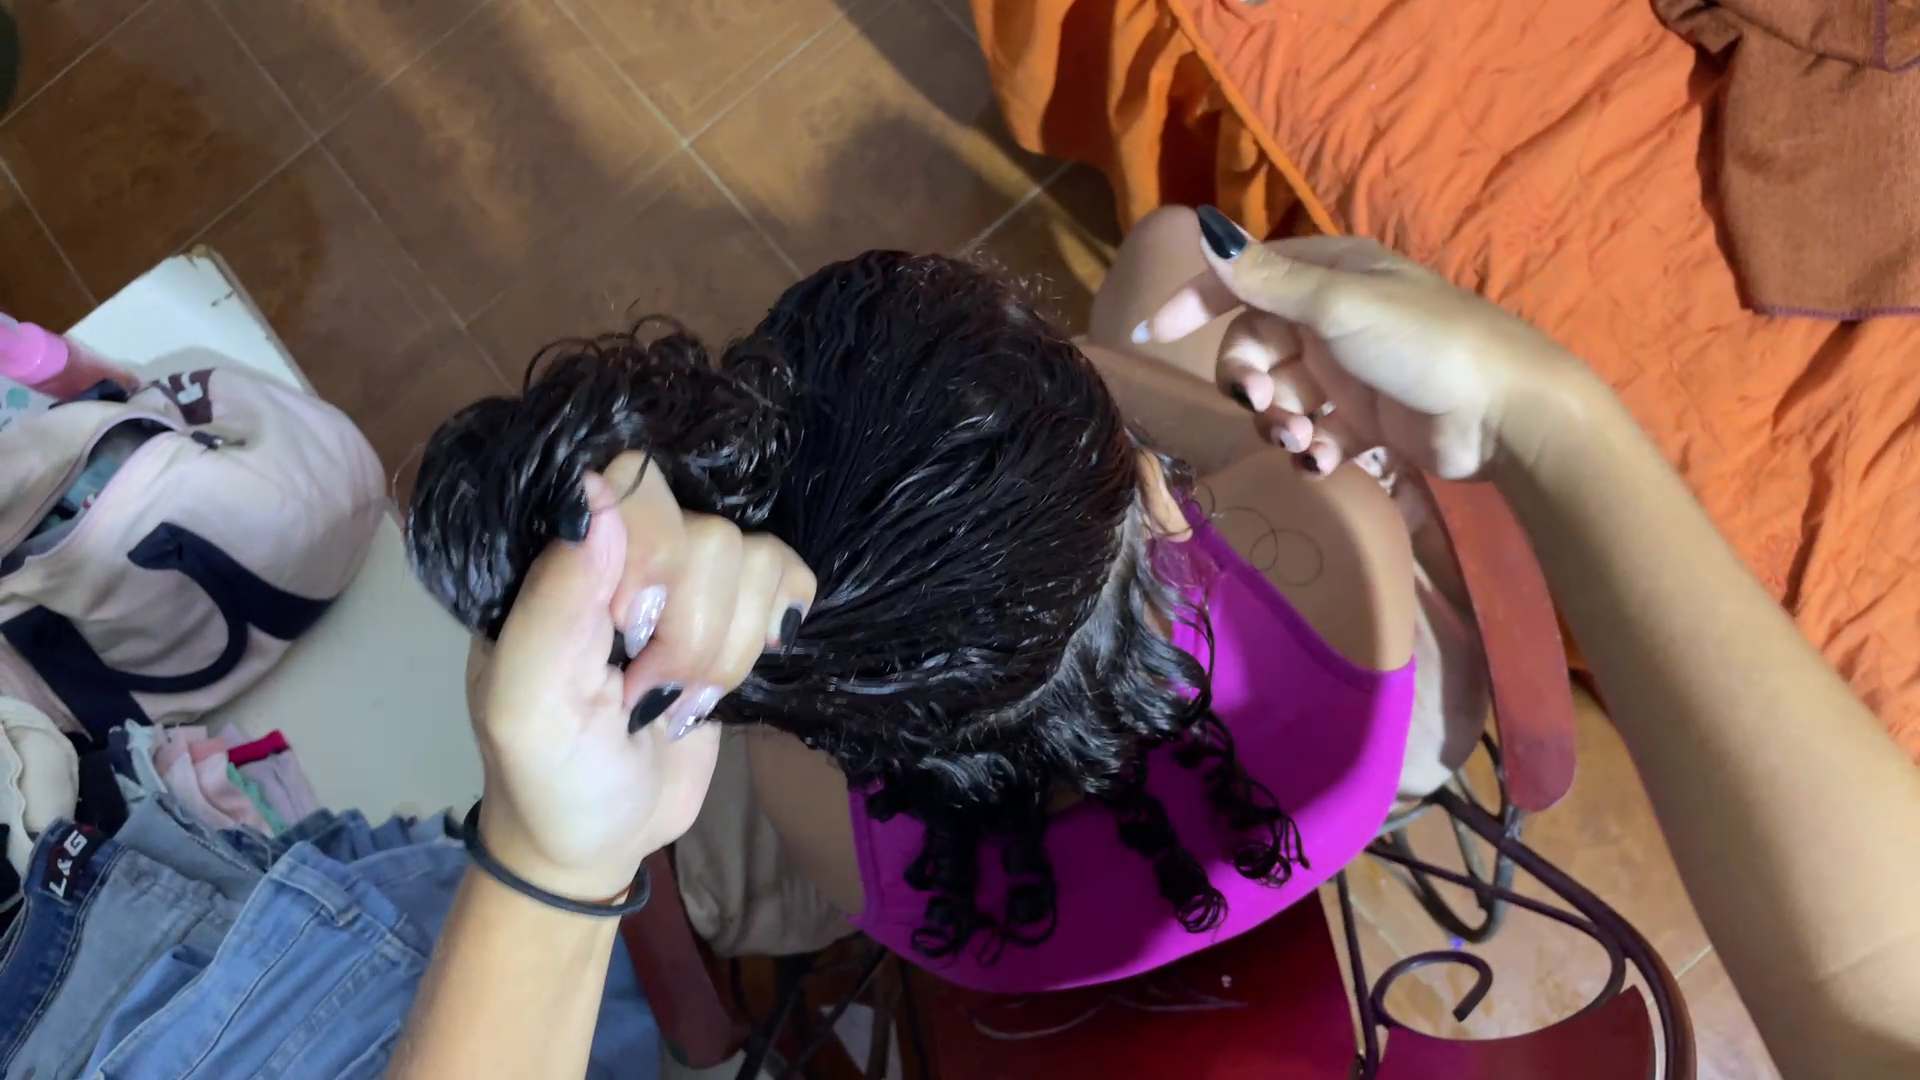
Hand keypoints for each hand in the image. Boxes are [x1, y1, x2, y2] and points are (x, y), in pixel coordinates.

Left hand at [463, 451, 816, 899]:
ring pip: (760, 561)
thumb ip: (553, 601)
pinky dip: (772, 626)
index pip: (638, 490)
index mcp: (568, 561)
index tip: (629, 632)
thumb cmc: (553, 777)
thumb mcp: (527, 706)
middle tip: (650, 689)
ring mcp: (695, 583)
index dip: (654, 561)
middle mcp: (636, 555)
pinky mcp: (745, 611)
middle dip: (692, 635)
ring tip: (683, 697)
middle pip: (713, 537)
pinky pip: (791, 576)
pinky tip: (739, 666)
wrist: (608, 832)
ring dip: (728, 651)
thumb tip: (597, 492)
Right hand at [1138, 210, 1590, 479]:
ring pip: (1276, 396)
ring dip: (1276, 421)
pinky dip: (1309, 447)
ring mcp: (1343, 372)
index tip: (1154, 336)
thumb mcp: (1339, 306)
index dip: (1195, 302)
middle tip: (1261, 403)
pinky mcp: (1358, 418)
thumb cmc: (1423, 343)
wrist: (1503, 416)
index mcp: (1328, 277)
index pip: (1243, 281)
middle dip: (1246, 380)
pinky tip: (1325, 458)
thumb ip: (1267, 279)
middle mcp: (1329, 320)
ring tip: (1301, 440)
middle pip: (1252, 348)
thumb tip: (1204, 229)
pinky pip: (1308, 430)